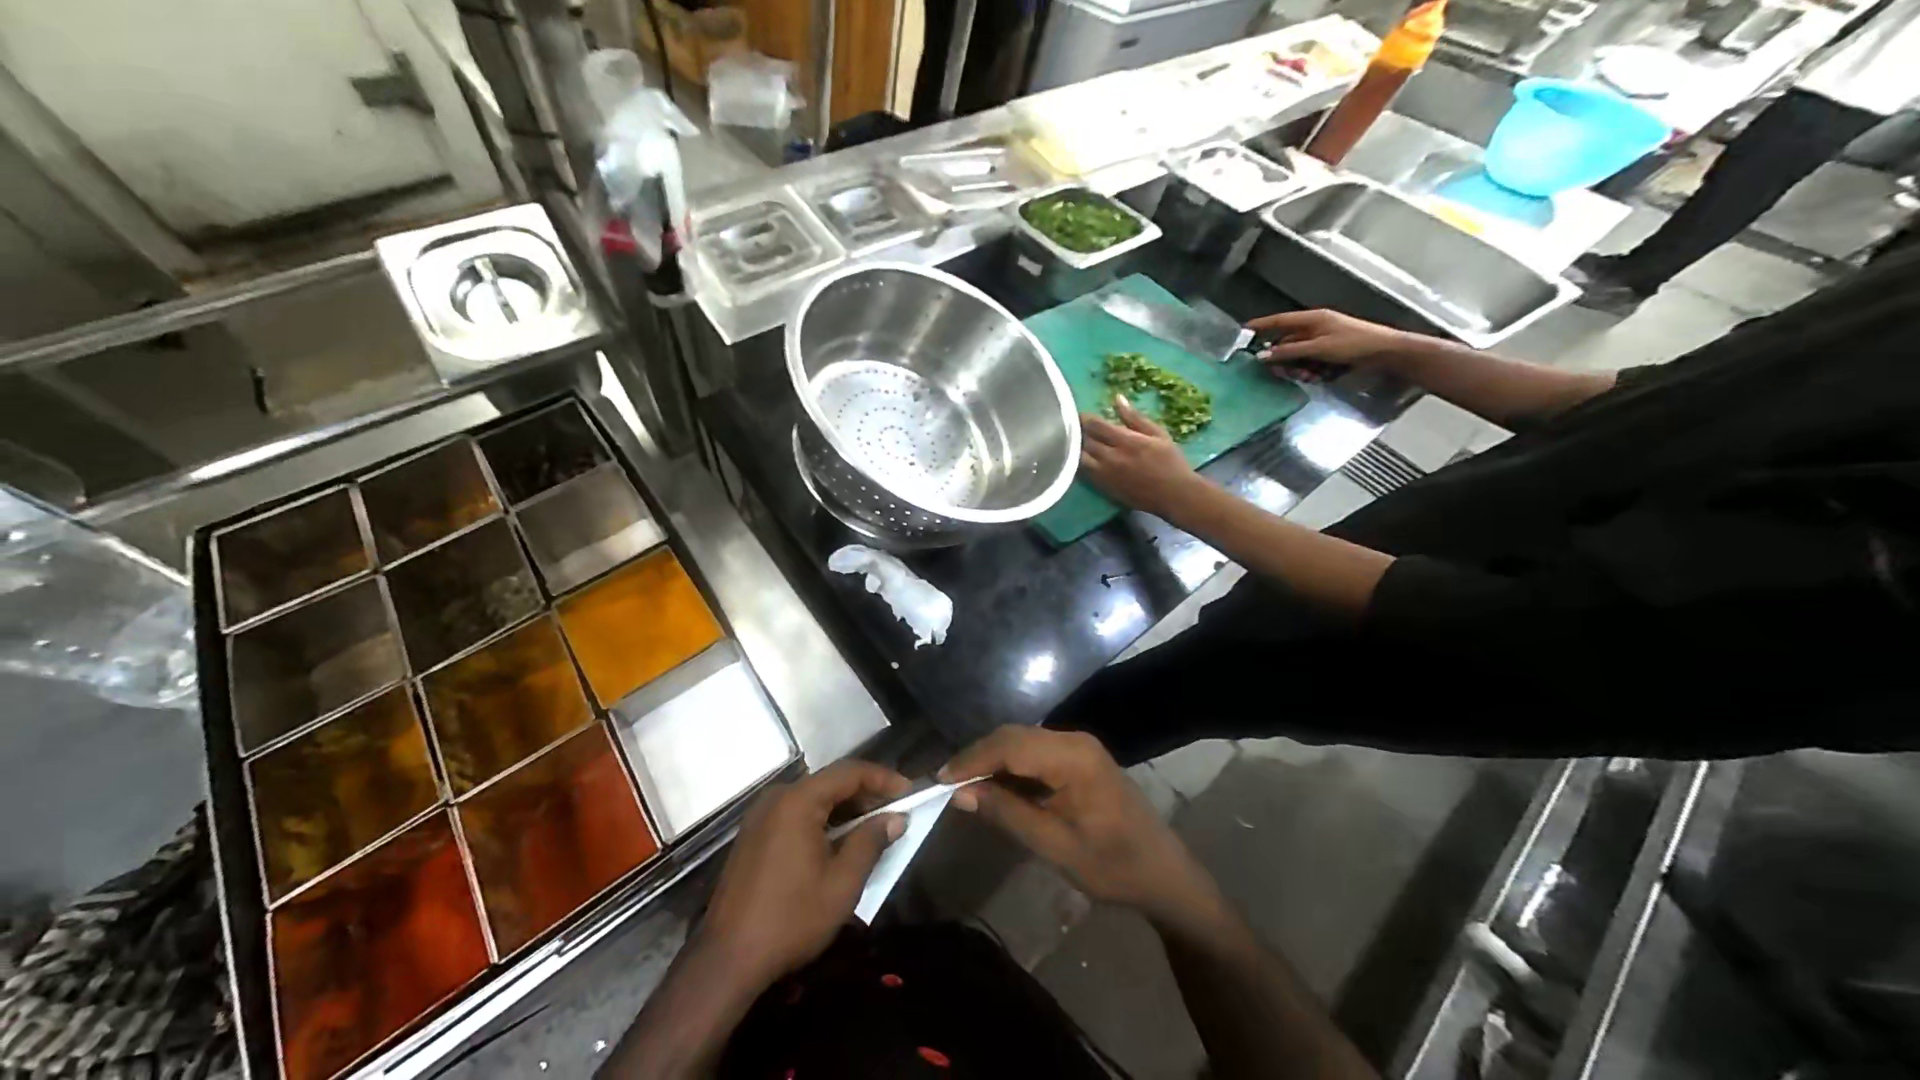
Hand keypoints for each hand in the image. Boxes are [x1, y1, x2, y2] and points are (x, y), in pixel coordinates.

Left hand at [697, 761, 910, 985]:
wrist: (727, 960)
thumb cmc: (791, 918)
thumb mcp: (842, 883)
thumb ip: (871, 842)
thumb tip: (895, 818)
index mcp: (797, 801)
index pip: (849, 772)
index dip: (883, 778)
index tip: (911, 792)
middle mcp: (776, 799)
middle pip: (830, 782)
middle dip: (866, 794)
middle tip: (896, 811)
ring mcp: (760, 817)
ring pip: (813, 799)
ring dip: (845, 809)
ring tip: (875, 827)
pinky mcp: (753, 837)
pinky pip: (796, 815)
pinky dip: (823, 821)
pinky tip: (840, 842)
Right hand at [940, 727, 1210, 923]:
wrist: (1164, 874)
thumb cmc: (1112, 866)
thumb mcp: (1055, 846)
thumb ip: (1007, 813)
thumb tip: (960, 793)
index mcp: (1073, 758)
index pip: (1009, 746)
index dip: (972, 760)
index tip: (939, 780)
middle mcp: (1075, 741)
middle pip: (1014, 736)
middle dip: (978, 757)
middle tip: (946, 784)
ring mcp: (1079, 747)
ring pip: (1022, 741)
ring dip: (992, 760)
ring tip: (963, 786)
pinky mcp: (1080, 758)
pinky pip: (1036, 752)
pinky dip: (1011, 766)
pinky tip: (995, 787)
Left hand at [1079, 396, 1204, 517]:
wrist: (1174, 496)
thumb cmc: (1170, 462)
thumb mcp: (1158, 434)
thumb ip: (1135, 418)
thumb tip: (1117, 398)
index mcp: (1127, 441)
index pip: (1096, 425)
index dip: (1084, 418)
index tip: (1080, 414)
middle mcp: (1112, 457)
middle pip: (1085, 440)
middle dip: (1078, 431)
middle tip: (1074, 426)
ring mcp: (1105, 474)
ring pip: (1080, 457)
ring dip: (1076, 447)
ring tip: (1076, 441)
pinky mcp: (1103, 487)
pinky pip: (1083, 472)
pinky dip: (1078, 462)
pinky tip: (1079, 457)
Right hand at [1248, 309, 1412, 380]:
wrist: (1386, 352)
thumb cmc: (1353, 344)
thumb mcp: (1318, 348)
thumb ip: (1289, 352)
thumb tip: (1261, 356)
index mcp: (1312, 319)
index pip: (1280, 320)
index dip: (1262, 325)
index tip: (1243, 331)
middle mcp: (1315, 328)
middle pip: (1287, 344)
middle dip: (1283, 359)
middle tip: (1280, 373)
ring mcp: (1323, 341)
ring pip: (1298, 356)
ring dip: (1298, 368)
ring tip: (1309, 377)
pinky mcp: (1330, 354)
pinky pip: (1310, 363)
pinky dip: (1311, 371)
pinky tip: (1320, 377)